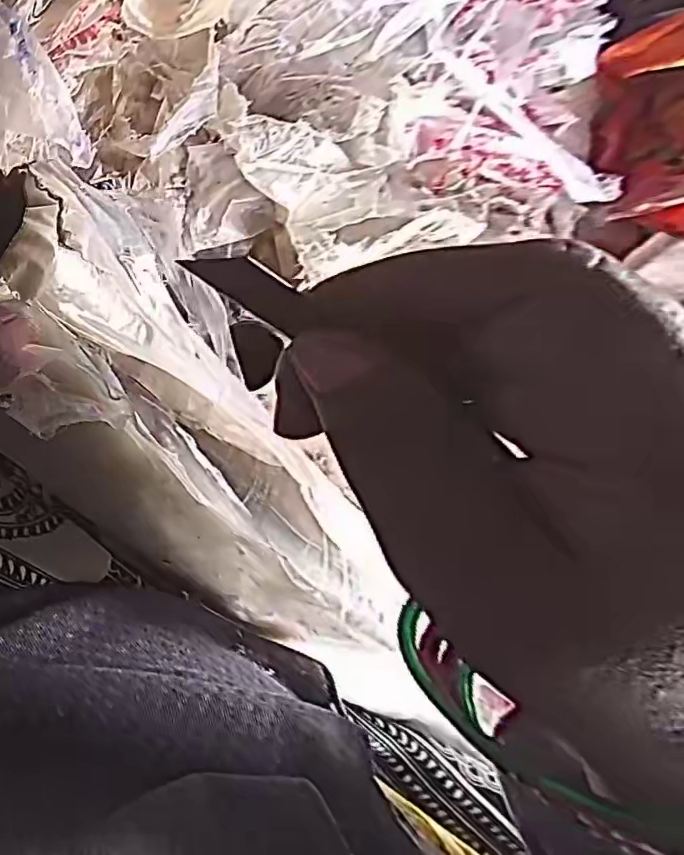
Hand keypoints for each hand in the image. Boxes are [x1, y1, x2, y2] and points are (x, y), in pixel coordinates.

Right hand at [273, 240, 683, 800]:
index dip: (391, 290)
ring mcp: (655, 383)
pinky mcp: (627, 396)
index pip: (526, 286)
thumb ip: (395, 449)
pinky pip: (501, 346)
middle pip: (496, 291)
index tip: (298, 349)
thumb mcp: (469, 567)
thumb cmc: (596, 658)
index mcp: (656, 420)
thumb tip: (318, 348)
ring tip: (337, 415)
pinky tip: (394, 418)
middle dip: (371, 326)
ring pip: (489, 314)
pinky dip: (422, 369)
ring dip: (388, 349)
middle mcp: (674, 377)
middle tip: (303, 401)